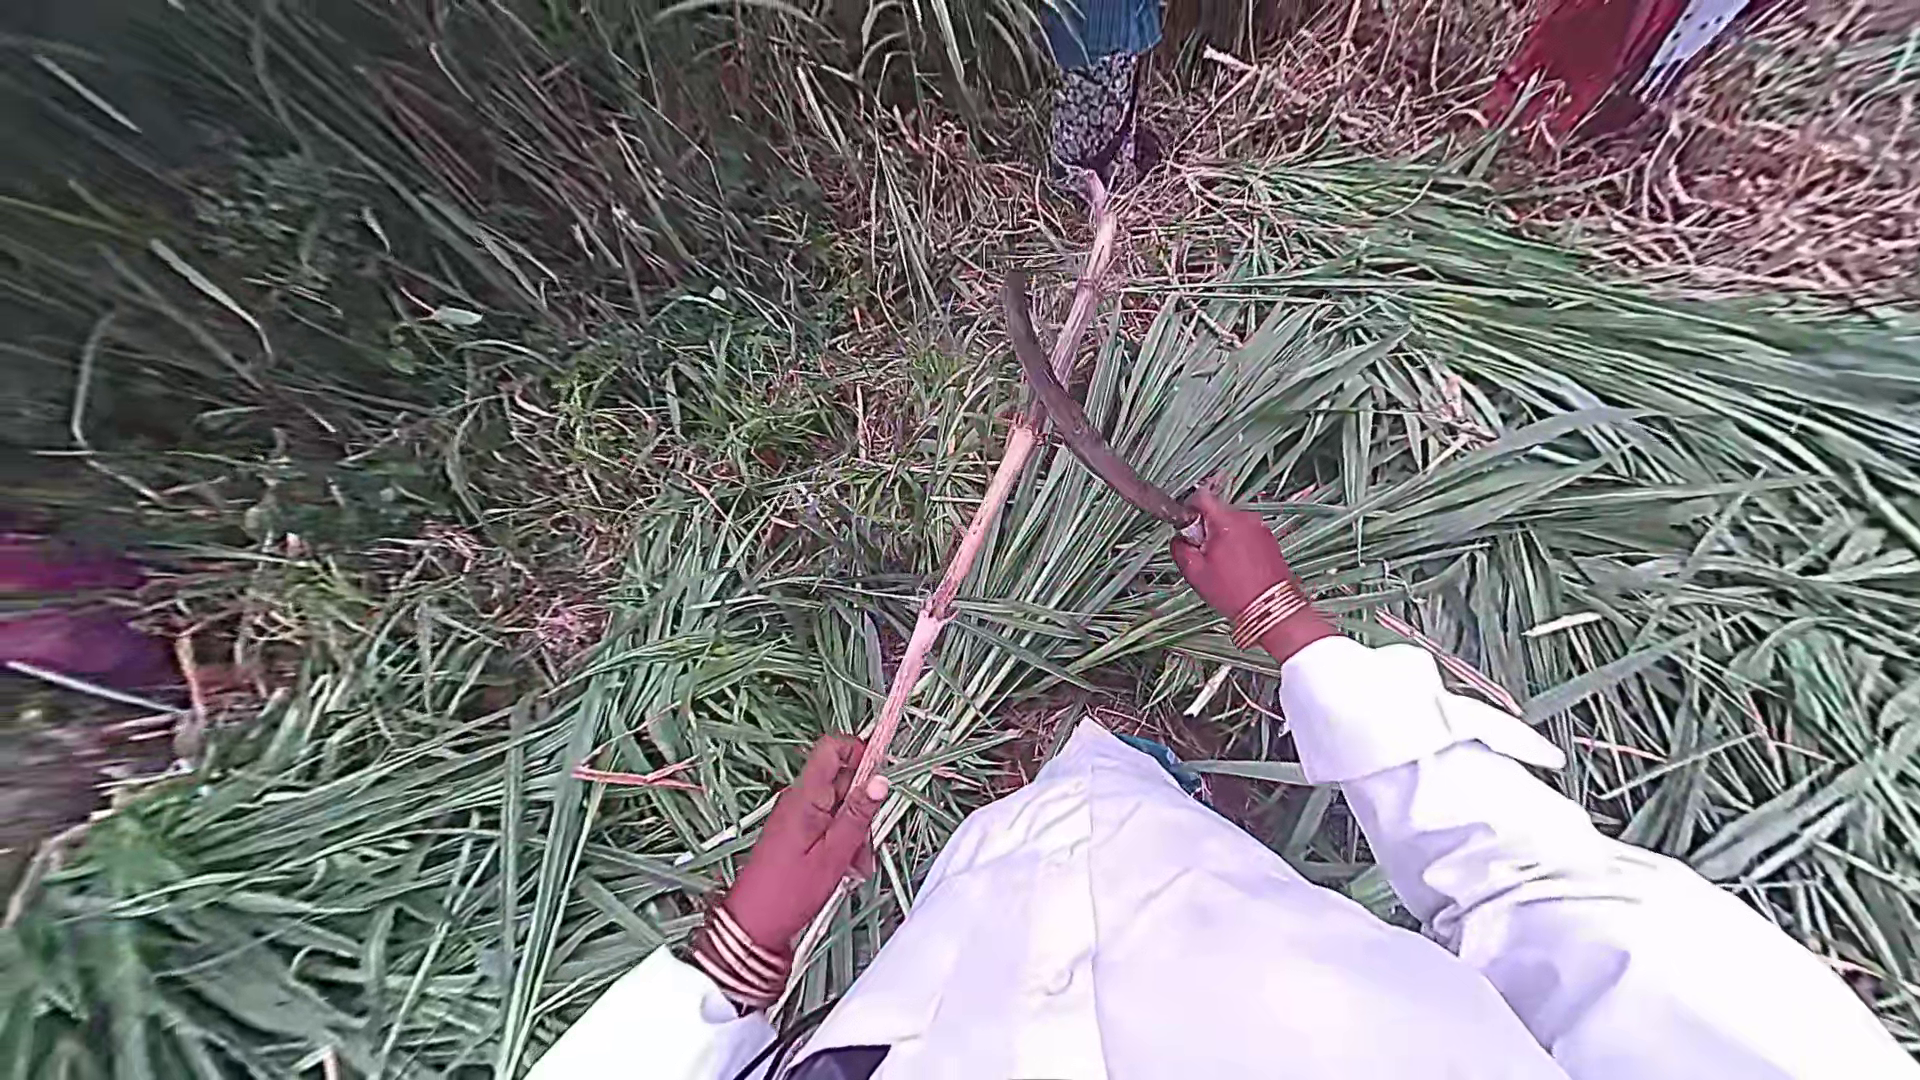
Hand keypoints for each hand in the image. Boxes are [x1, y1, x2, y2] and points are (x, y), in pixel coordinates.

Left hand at [724, 734, 887, 951]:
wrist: (752, 928)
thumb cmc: (788, 894)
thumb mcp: (834, 853)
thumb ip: (858, 813)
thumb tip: (880, 780)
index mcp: (806, 795)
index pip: (833, 747)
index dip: (859, 751)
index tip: (879, 773)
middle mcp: (799, 797)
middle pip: (842, 778)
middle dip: (862, 804)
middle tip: (866, 839)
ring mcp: (797, 813)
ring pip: (839, 802)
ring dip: (854, 827)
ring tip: (855, 861)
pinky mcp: (797, 829)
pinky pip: (828, 820)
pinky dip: (842, 837)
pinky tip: (844, 863)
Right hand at [1170, 488, 1337, 662]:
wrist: (1271, 608)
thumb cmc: (1234, 592)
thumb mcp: (1194, 572)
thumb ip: (1179, 548)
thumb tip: (1178, 539)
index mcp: (1227, 522)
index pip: (1201, 498)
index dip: (1188, 510)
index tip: (1186, 529)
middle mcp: (1247, 519)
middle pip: (1216, 511)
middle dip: (1205, 528)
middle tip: (1203, 554)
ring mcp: (1261, 529)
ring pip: (1230, 523)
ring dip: (1221, 537)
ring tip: (1220, 564)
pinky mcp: (1269, 540)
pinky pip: (1245, 533)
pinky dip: (1236, 544)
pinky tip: (1235, 567)